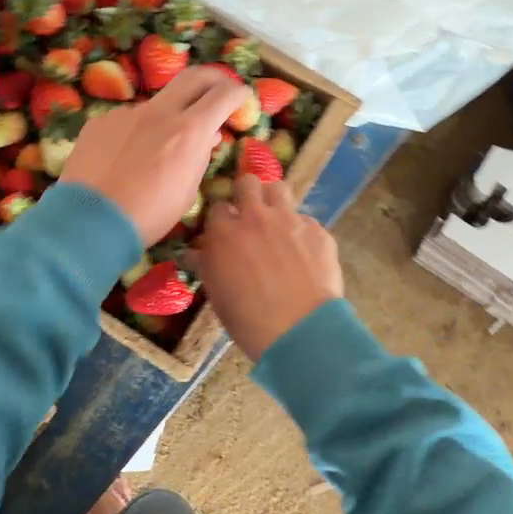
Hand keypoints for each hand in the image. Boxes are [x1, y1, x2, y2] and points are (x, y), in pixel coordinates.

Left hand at [60, 66, 247, 244]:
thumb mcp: (186, 193)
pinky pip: (126, 121)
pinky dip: (135, 133)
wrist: (89, 221)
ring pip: (155, 106)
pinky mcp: (100, 122)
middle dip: (213, 78)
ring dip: (166, 118)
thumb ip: (199, 158)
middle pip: (193, 77)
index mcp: (188, 131)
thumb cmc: (147, 216)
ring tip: (156, 151)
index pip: (223, 95)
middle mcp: (158, 112)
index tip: (241, 96)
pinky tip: (125, 159)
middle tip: (218, 90)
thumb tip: (208, 136)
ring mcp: (125, 114)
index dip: (237, 92)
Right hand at [197, 175, 342, 360]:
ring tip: (276, 222)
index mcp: (225, 232)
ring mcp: (290, 221)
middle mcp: (256, 217)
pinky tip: (304, 254)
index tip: (225, 231)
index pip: (218, 207)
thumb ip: (206, 266)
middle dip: (246, 194)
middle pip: (248, 183)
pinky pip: (306, 220)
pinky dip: (301, 232)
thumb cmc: (248, 319)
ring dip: (274, 200)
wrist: (299, 330)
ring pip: (279, 189)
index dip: (222, 218)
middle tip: (250, 214)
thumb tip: (194, 254)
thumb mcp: (217, 294)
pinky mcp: (318, 232)